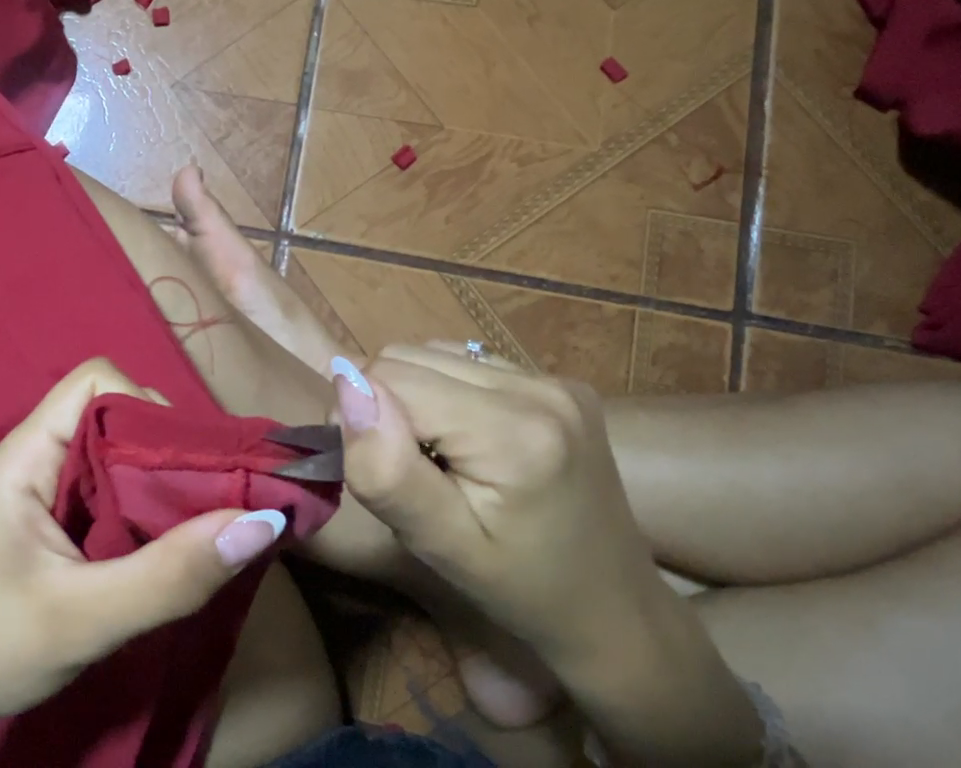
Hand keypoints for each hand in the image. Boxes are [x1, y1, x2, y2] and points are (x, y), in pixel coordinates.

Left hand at [0, 358, 285, 726]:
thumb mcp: (86, 618)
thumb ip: (171, 574)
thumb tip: (263, 520)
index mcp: (25, 457)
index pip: (94, 383)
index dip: (147, 407)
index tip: (189, 464)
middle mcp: (36, 459)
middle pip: (114, 415)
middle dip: (168, 449)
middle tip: (215, 498)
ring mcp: (45, 492)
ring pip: (118, 457)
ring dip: (162, 483)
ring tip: (204, 521)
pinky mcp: (56, 524)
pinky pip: (112, 493)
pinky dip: (149, 510)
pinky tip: (173, 544)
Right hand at [330, 346, 664, 666]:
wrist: (614, 609)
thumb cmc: (521, 591)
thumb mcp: (442, 548)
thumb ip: (388, 472)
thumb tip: (346, 389)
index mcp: (513, 430)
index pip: (390, 377)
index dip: (360, 418)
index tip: (369, 472)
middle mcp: (538, 386)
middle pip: (408, 356)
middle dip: (384, 405)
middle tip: (402, 472)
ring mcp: (554, 379)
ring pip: (433, 352)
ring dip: (413, 397)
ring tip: (435, 459)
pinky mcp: (559, 382)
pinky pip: (466, 362)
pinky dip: (444, 394)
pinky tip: (464, 442)